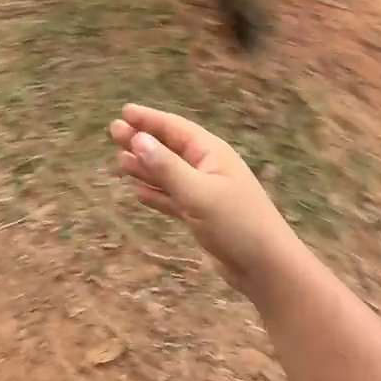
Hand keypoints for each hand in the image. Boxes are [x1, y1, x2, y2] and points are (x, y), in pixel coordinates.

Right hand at [111, 104, 303, 296]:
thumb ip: (167, 167)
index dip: (148, 119)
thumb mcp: (198, 193)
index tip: (123, 112)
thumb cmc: (236, 224)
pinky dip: (155, 194)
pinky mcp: (202, 216)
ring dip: (145, 168)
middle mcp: (207, 167)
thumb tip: (138, 139)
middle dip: (141, 141)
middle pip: (169, 148)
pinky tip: (137, 193)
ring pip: (168, 174)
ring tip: (119, 163)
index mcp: (211, 153)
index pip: (174, 128)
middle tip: (112, 134)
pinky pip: (173, 198)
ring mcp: (205, 192)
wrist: (267, 268)